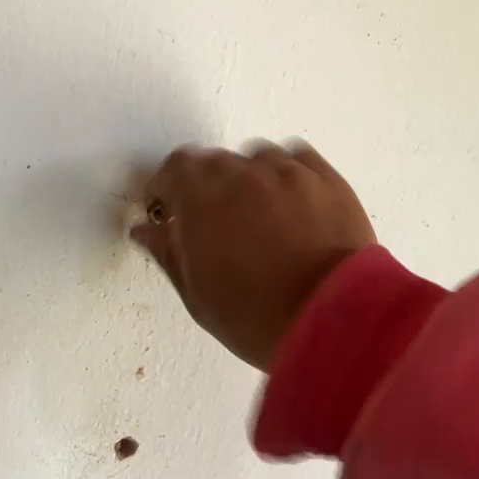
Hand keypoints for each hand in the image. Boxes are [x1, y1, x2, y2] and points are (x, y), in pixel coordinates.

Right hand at [131, 140, 375, 370]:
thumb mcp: (198, 296)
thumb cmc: (255, 318)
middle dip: (204, 187)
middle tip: (210, 225)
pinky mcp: (325, 177)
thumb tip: (146, 230)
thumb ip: (169, 254)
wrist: (331, 319)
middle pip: (212, 162)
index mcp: (200, 200)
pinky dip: (283, 176)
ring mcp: (287, 171)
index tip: (166, 212)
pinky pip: (294, 160)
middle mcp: (241, 173)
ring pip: (254, 159)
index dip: (165, 191)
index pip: (172, 171)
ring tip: (254, 219)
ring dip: (245, 180)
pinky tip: (286, 208)